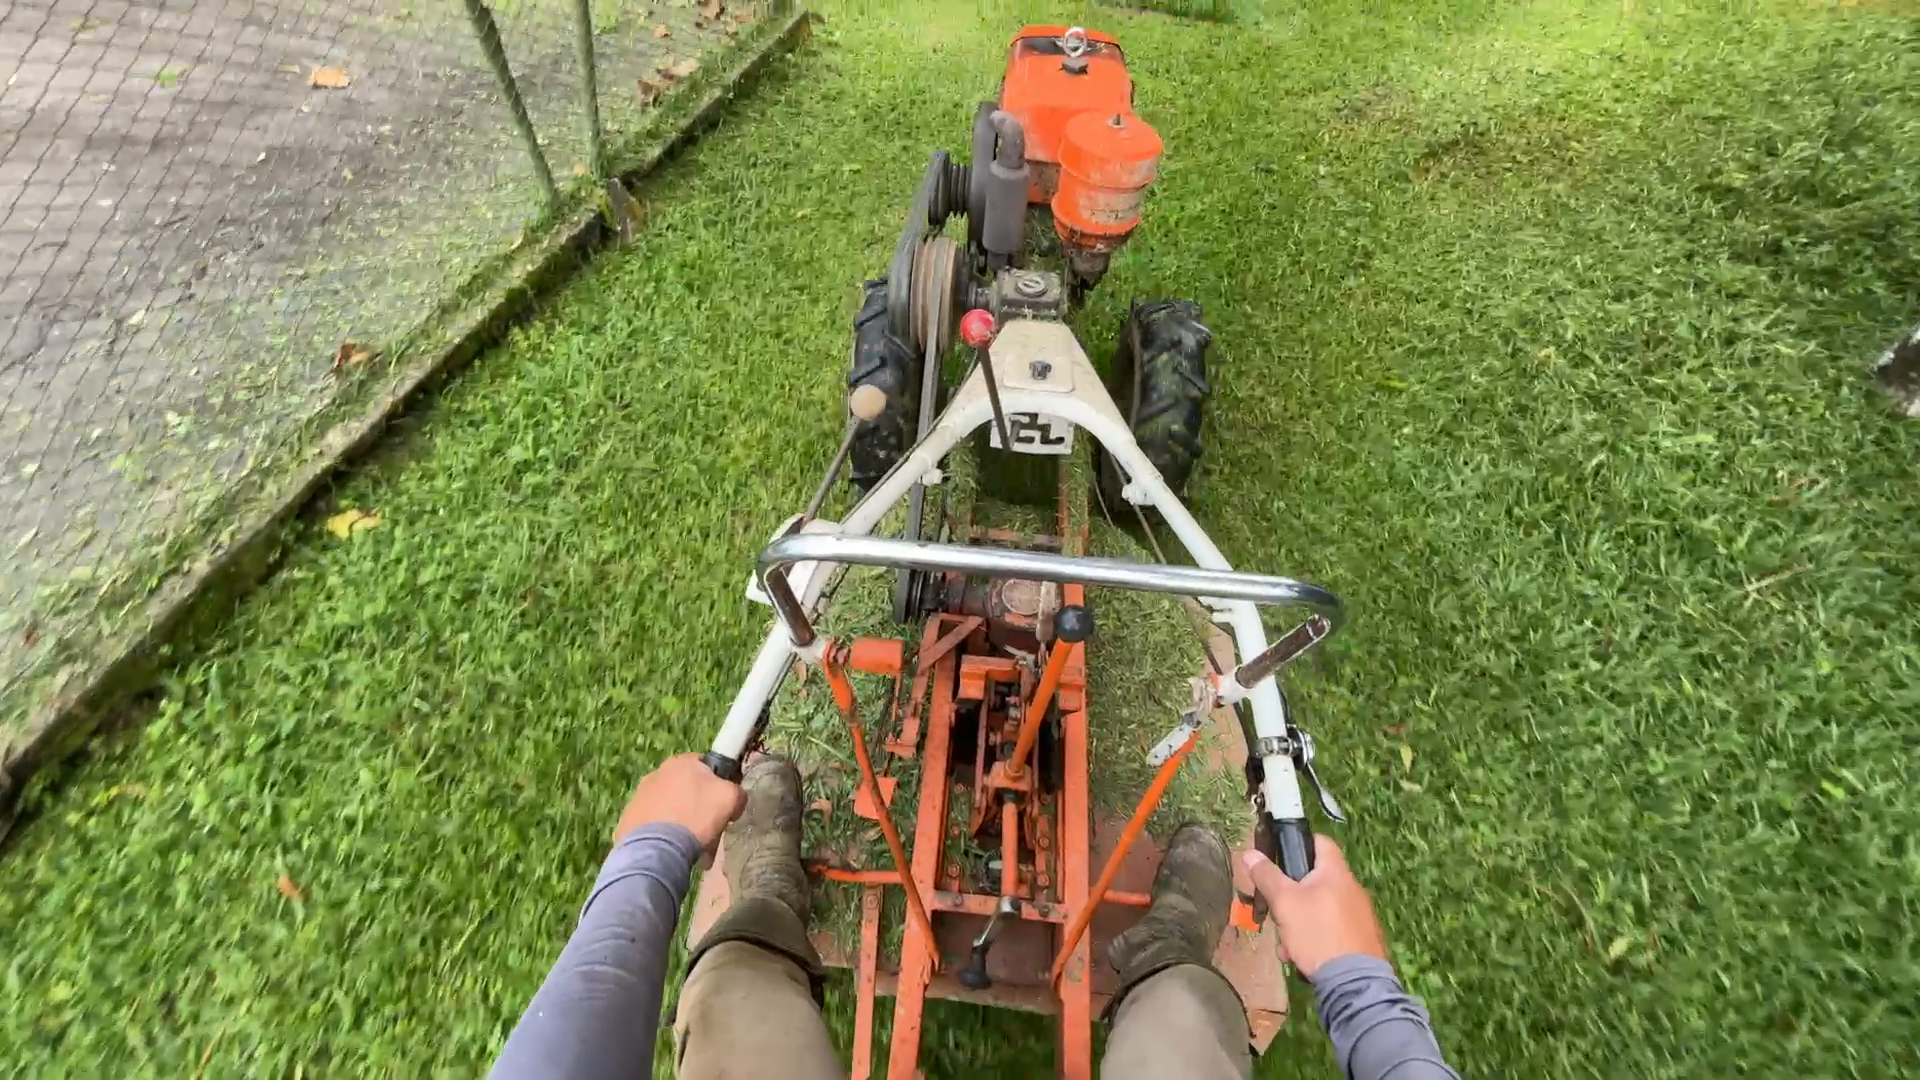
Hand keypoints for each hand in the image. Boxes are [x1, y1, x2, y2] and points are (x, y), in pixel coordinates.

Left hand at [614, 753, 746, 847]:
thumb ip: (737, 791)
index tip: (722, 804)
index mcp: (681, 762)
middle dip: (698, 806)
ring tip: (690, 846)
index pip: (705, 765)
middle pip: (686, 788)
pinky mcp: (626, 821)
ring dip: (681, 822)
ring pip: (669, 808)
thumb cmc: (696, 816)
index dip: (718, 784)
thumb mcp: (732, 798)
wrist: (656, 851)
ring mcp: (638, 797)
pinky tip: (671, 851)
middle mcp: (657, 773)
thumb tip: (734, 798)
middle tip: (709, 829)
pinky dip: (663, 836)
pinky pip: (652, 826)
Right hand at [1242, 834, 1387, 978]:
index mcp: (1335, 872)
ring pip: (1320, 907)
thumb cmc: (1317, 933)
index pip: (1320, 841)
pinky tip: (1301, 956)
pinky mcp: (1362, 941)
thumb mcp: (1283, 901)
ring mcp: (1360, 916)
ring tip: (1286, 941)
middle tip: (1276, 908)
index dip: (1299, 841)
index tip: (1280, 854)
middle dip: (1290, 894)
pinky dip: (1315, 937)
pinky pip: (1331, 929)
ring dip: (1299, 920)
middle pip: (1315, 878)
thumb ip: (1266, 875)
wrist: (1355, 986)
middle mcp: (1352, 889)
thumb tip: (1250, 854)